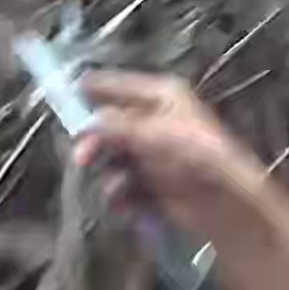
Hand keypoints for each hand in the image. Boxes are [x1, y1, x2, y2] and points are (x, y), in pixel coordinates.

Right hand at [74, 71, 275, 247]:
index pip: (120, 85)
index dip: (94, 89)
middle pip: (112, 123)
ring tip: (119, 188)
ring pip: (115, 157)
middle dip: (98, 141)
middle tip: (83, 157)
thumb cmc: (192, 155)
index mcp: (163, 95)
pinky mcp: (155, 183)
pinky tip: (128, 204)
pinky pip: (125, 184)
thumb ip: (116, 126)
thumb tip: (88, 122)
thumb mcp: (152, 134)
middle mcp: (158, 119)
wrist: (225, 203)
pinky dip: (123, 194)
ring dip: (111, 173)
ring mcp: (156, 153)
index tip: (63, 94)